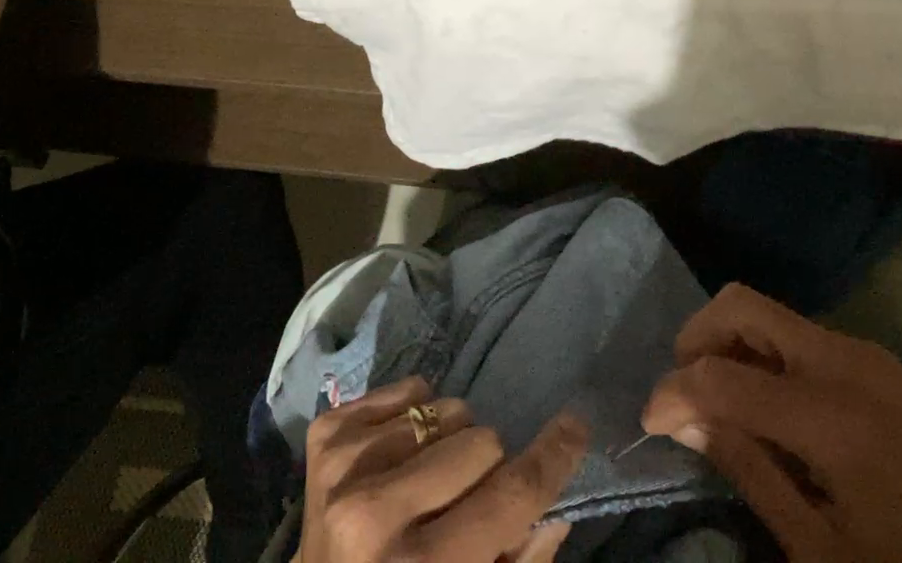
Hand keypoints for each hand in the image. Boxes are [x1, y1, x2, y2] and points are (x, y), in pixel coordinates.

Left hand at [297, 376, 588, 562]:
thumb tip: (554, 505)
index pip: (511, 495)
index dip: (554, 456)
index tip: (576, 425)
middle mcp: (375, 512)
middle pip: (482, 441)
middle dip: (489, 466)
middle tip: (469, 496)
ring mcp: (344, 467)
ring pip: (444, 410)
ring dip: (450, 441)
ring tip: (429, 480)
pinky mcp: (324, 434)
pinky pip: (406, 390)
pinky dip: (414, 415)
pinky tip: (403, 454)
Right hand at [642, 284, 901, 562]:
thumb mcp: (823, 551)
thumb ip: (751, 473)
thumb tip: (690, 420)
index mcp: (830, 414)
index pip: (719, 377)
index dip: (671, 394)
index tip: (650, 424)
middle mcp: (846, 362)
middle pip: (742, 306)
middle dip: (696, 339)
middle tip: (685, 396)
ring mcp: (868, 357)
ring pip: (770, 316)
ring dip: (730, 346)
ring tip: (722, 408)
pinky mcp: (882, 367)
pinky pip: (801, 338)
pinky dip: (765, 356)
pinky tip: (770, 410)